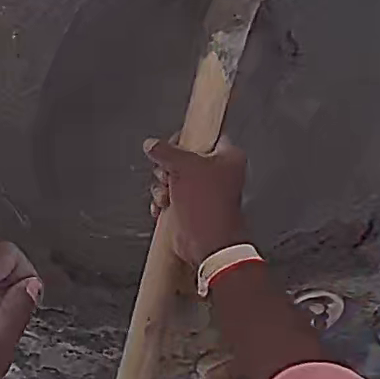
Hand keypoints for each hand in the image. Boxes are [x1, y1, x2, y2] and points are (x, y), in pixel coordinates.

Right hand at [145, 138, 248, 267]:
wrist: (206, 243)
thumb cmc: (208, 206)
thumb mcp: (184, 167)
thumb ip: (165, 151)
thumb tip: (152, 144)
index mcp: (227, 157)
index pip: (203, 135)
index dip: (185, 139)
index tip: (173, 146)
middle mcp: (217, 172)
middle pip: (182, 156)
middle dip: (167, 167)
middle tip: (170, 175)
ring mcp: (203, 190)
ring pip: (172, 176)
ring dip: (162, 186)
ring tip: (167, 194)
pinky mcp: (190, 205)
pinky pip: (169, 193)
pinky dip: (162, 198)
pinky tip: (164, 205)